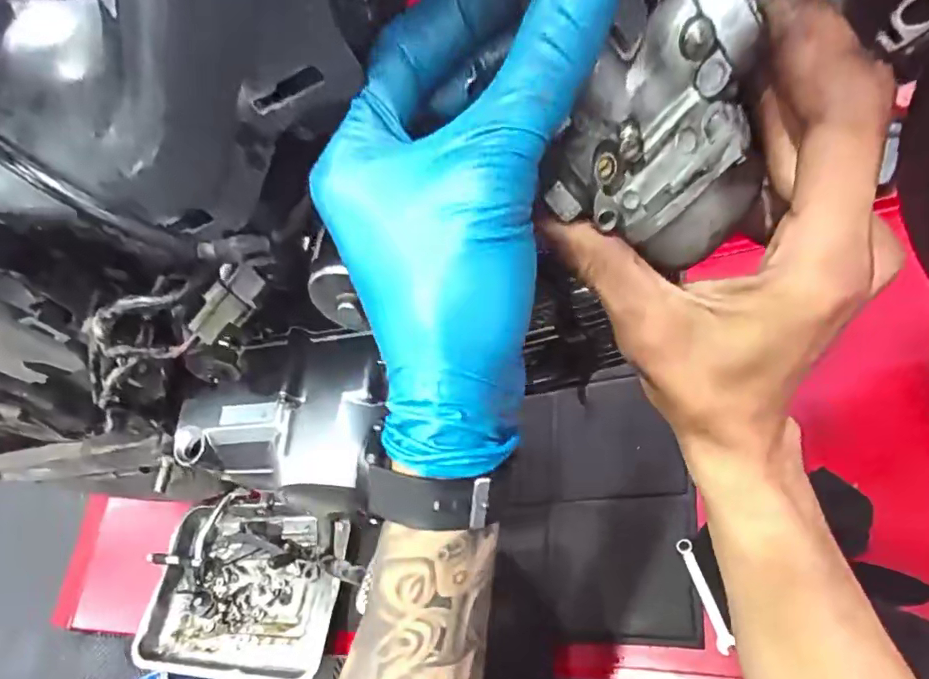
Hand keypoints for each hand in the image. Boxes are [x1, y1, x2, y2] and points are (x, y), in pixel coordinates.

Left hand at [311, 0, 618, 479]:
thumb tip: (570, 9)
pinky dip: (515, 151)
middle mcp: (381, 180)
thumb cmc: (444, 309)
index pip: (409, 50)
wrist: (464, 389)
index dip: (464, 13)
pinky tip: (545, 132)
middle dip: (493, 53)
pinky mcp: (454, 240)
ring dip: (509, 102)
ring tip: (550, 67)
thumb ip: (533, 81)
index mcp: (358, 154)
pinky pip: (484, 176)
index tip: (510, 1)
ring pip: (465, 134)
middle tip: (540, 25)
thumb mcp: (488, 175)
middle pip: (438, 89)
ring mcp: (419, 212)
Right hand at [544, 0, 901, 476]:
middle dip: (803, 53)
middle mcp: (857, 242)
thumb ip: (607, 262)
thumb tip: (554, 212)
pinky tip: (747, 106)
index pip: (844, 120)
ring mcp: (855, 243)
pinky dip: (789, 129)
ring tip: (742, 46)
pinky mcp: (838, 245)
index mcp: (823, 258)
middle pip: (853, 113)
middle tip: (743, 22)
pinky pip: (825, 165)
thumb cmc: (706, 396)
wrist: (741, 434)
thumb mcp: (650, 330)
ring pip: (842, 134)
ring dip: (794, 86)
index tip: (768, 11)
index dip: (814, 50)